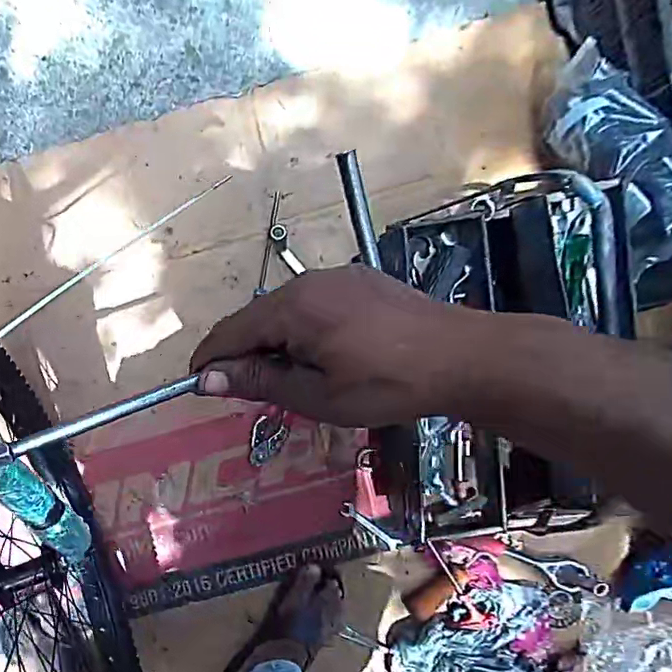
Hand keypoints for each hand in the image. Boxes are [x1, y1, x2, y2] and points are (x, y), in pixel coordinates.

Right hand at [188, 266, 487, 425]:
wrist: (472, 358)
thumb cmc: (388, 384)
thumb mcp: (315, 395)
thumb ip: (256, 382)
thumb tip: (205, 379)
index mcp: (292, 308)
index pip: (229, 333)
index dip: (209, 360)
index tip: (200, 386)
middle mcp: (307, 283)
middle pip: (251, 318)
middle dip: (239, 352)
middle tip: (247, 389)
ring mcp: (335, 277)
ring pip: (278, 310)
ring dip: (268, 340)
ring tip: (285, 375)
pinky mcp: (357, 280)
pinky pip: (307, 303)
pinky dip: (295, 328)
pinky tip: (316, 352)